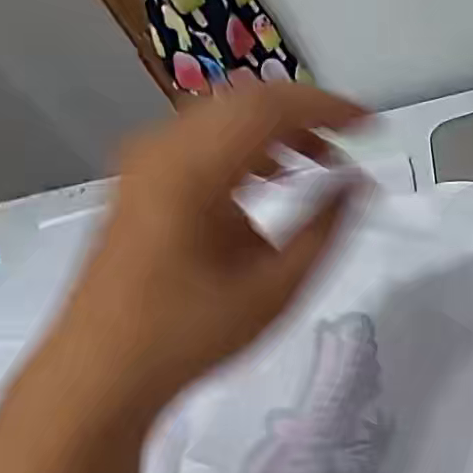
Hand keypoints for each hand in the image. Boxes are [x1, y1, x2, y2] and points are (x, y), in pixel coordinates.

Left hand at [40, 84, 366, 424]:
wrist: (101, 371)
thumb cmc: (190, 335)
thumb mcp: (276, 287)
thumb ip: (325, 226)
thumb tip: (357, 182)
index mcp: (192, 170)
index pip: (271, 108)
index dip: (329, 109)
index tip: (371, 125)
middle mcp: (162, 149)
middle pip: (247, 101)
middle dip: (308, 114)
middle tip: (352, 139)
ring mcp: (145, 162)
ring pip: (225, 116)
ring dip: (278, 129)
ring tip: (322, 160)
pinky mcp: (142, 180)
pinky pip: (204, 140)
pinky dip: (248, 146)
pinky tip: (274, 177)